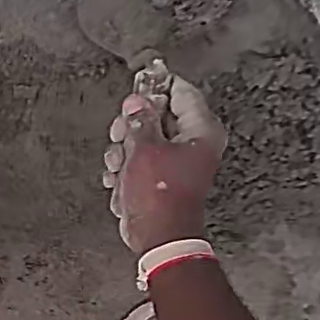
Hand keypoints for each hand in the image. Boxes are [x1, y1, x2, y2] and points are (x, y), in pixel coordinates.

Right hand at [102, 68, 225, 253]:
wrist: (157, 234)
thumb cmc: (158, 193)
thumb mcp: (144, 148)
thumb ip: (140, 119)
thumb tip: (137, 101)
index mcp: (201, 131)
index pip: (182, 91)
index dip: (157, 86)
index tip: (137, 85)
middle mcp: (193, 143)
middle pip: (158, 114)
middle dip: (132, 124)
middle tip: (120, 133)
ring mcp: (176, 160)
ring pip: (143, 137)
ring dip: (123, 148)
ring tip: (118, 164)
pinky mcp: (160, 176)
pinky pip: (138, 159)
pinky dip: (125, 166)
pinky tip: (118, 178)